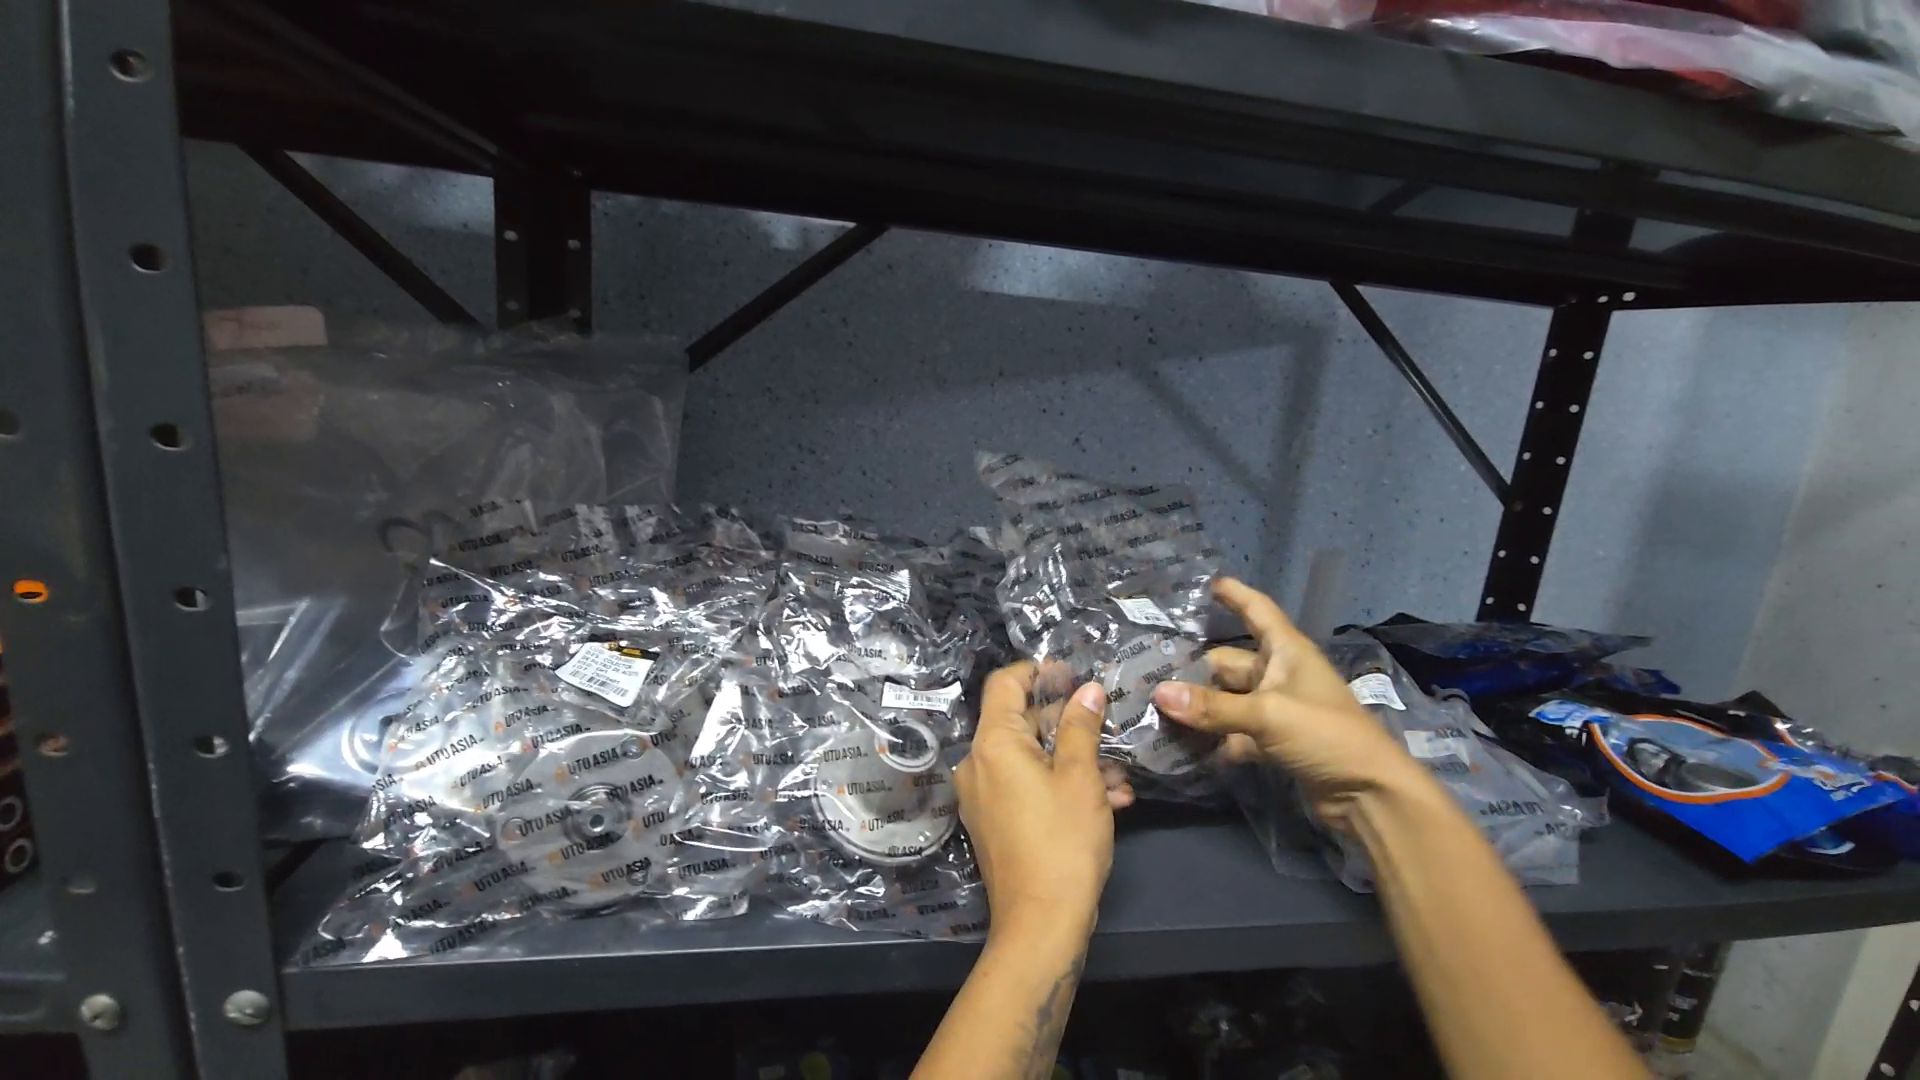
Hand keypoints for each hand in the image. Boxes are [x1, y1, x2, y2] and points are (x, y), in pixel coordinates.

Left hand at [957, 663, 1114, 941]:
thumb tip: (1087, 690)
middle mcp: (978, 764)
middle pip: (1021, 723)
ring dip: (1075, 762)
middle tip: (1109, 729)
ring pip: (1031, 760)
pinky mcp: (993, 822)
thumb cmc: (1063, 841)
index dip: (1036, 672)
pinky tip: (1108, 802)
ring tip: (1119, 779)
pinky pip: (1026, 788)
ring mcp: (982, 796)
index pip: (1004, 684)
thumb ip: (1082, 726)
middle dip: (1069, 725)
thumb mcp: (1081, 778)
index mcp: (992, 744)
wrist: (1041, 924)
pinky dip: (1060, 787)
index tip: (1070, 673)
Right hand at [1150, 578, 1433, 828]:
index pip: (1257, 610)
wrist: (1370, 796)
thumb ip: (1212, 707)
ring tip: (1153, 706)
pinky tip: (1180, 744)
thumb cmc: (1326, 736)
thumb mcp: (1267, 715)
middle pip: (1228, 661)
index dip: (1233, 595)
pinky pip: (1233, 731)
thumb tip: (1158, 693)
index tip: (1202, 583)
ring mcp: (1276, 709)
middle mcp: (1280, 674)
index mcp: (1287, 652)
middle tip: (1147, 671)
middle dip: (1193, 667)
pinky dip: (1212, 737)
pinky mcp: (1274, 742)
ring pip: (1227, 698)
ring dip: (1199, 705)